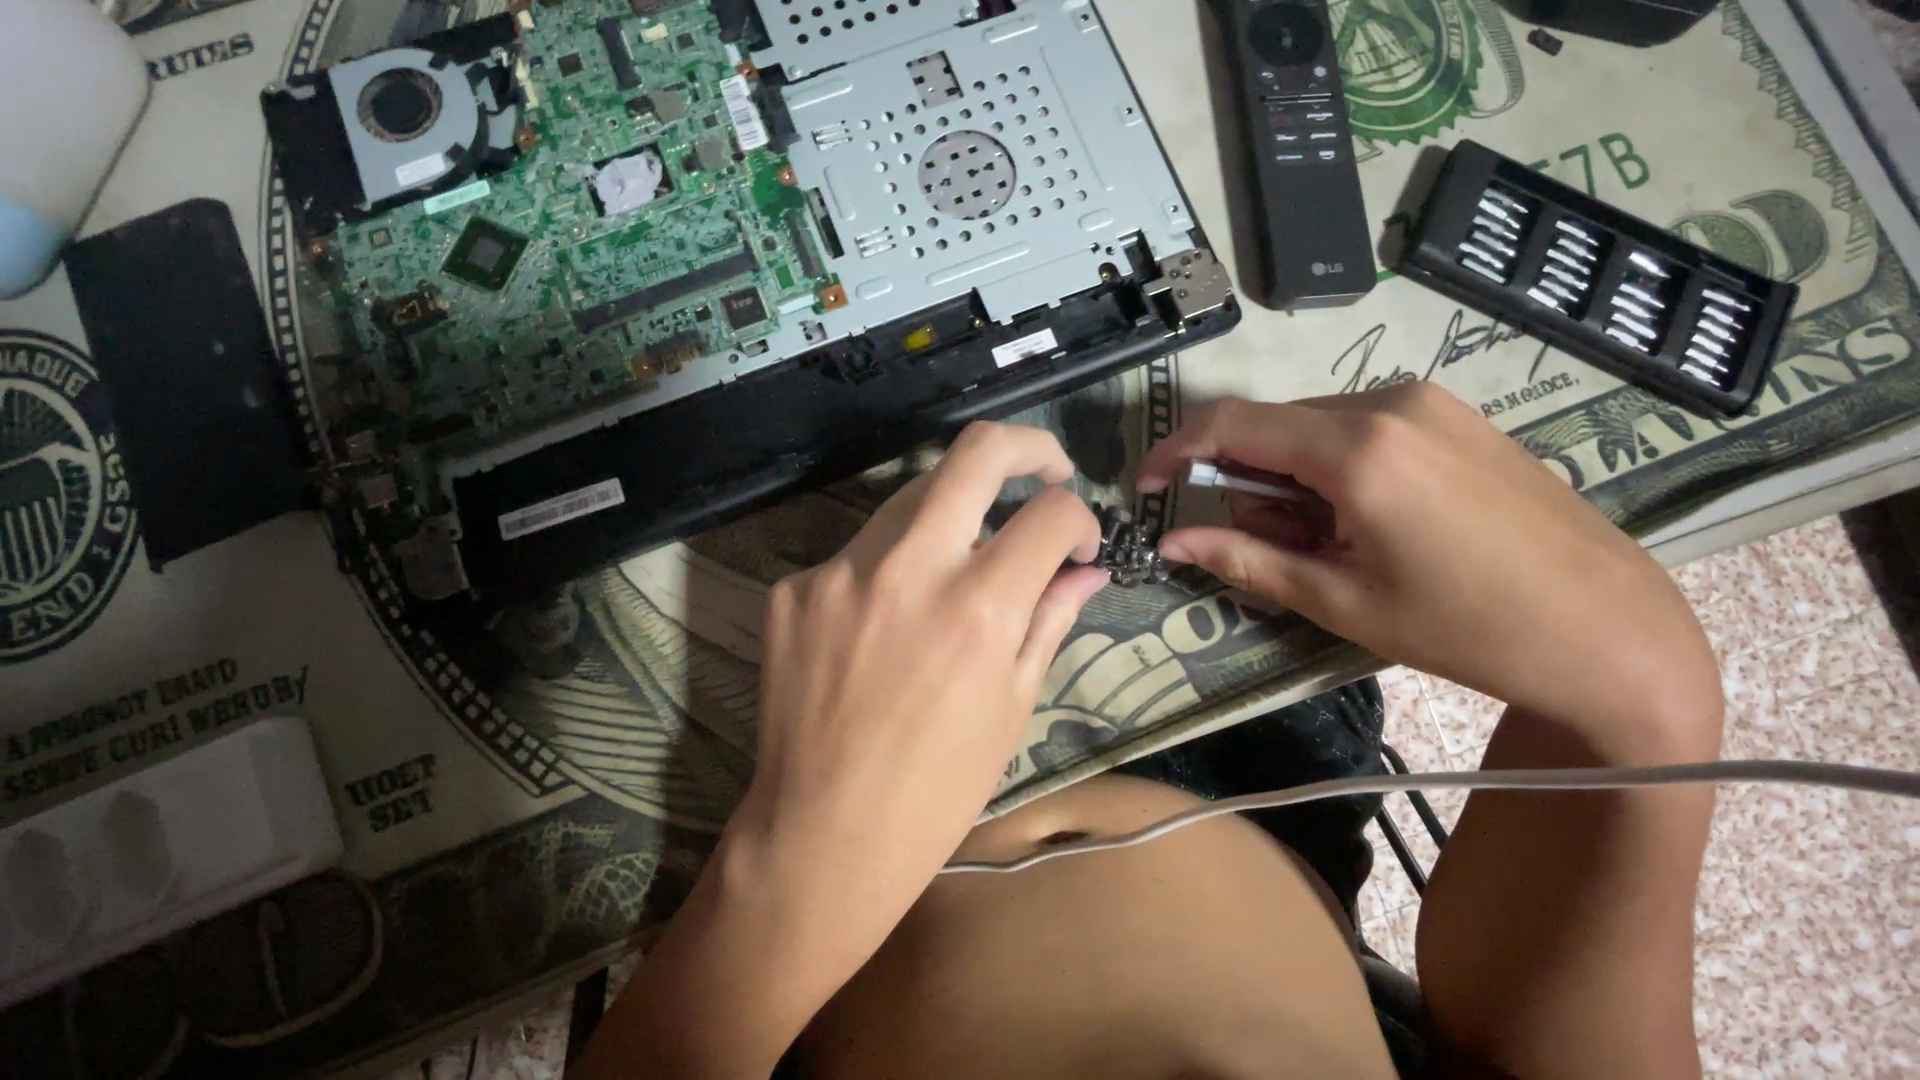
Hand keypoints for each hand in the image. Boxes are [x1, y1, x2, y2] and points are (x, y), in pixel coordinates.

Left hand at [734, 419, 1108, 951]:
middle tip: (1046, 469)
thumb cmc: (939, 788)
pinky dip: (889, 570)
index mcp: (979, 609)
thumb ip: (1051, 618)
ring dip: (951, 514)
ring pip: (910, 497)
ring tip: (960, 564)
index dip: (1079, 520)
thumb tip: (1088, 569)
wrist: (825, 835)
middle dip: (1027, 447)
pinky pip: (858, 554)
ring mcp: (841, 572)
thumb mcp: (1013, 705)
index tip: (1076, 545)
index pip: (1050, 513)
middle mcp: (909, 569)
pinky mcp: (794, 587)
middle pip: (976, 451)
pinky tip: (885, 625)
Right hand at [1138, 384, 1718, 740]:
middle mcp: (1389, 403)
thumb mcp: (1339, 600)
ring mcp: (1429, 402)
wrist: (1607, 628)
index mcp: (1357, 449)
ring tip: (1324, 541)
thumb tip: (1170, 539)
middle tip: (1259, 542)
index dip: (1175, 450)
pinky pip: (1360, 424)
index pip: (1231, 423)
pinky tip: (1364, 518)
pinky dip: (1333, 464)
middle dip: (1242, 475)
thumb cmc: (1464, 627)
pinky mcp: (1454, 414)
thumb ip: (1244, 558)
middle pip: (1272, 422)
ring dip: (1289, 473)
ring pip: (1314, 423)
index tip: (1146, 486)